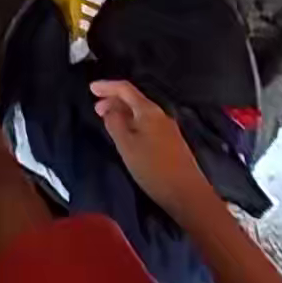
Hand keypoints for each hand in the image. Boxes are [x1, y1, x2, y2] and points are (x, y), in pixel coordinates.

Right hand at [92, 79, 207, 204]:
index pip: (124, 88)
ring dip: (123, 113)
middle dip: (113, 101)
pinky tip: (129, 136)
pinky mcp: (173, 143)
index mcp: (148, 110)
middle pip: (133, 99)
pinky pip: (148, 124)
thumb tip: (110, 110)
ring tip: (109, 122)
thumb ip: (114, 123)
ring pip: (141, 113)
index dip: (106, 86)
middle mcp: (160, 114)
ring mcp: (169, 129)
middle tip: (97, 109)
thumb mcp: (126, 145)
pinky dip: (134, 123)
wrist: (190, 197)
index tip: (91, 88)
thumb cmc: (154, 168)